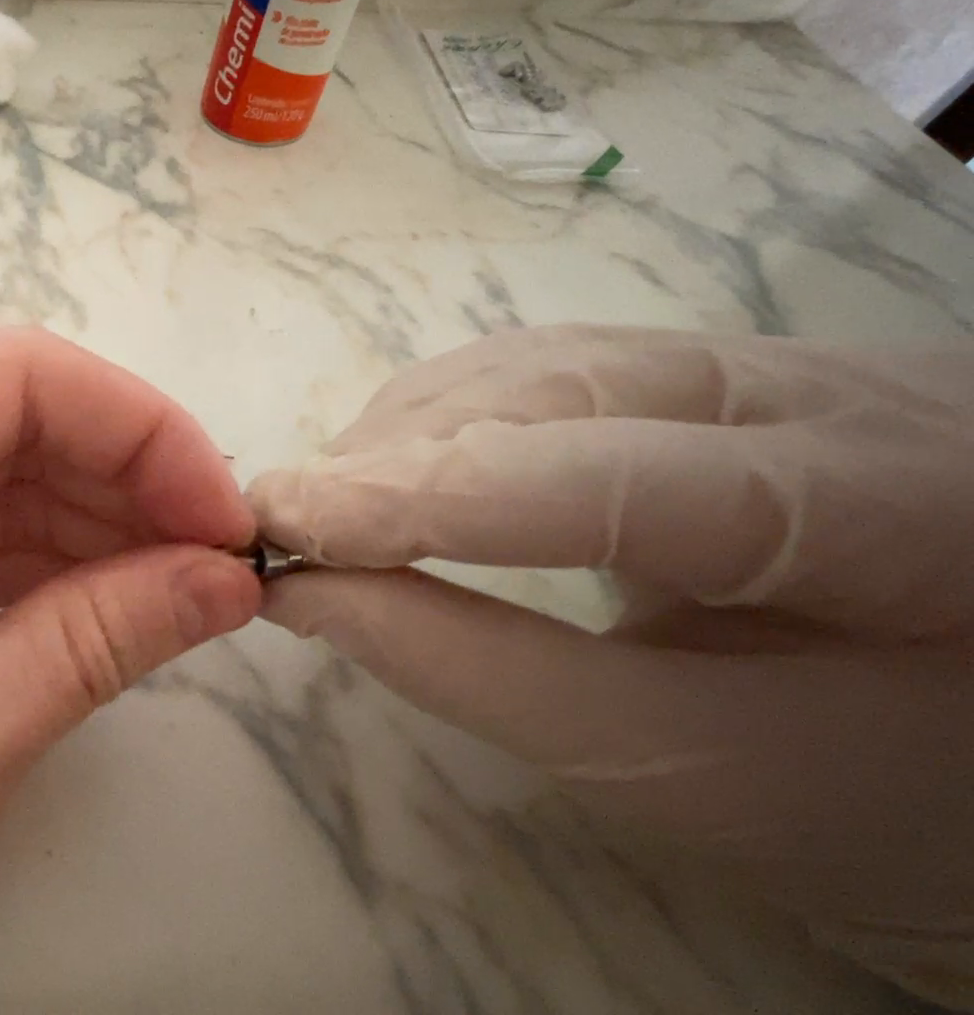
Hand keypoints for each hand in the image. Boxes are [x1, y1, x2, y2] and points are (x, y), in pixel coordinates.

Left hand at [0, 329, 259, 1013]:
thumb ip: (84, 652)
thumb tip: (221, 579)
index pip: (12, 384)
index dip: (142, 434)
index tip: (225, 520)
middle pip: (6, 421)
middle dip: (129, 482)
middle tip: (225, 564)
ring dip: (100, 527)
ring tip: (192, 587)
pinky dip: (50, 568)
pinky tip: (120, 601)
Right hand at [249, 325, 973, 1009]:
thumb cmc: (871, 812)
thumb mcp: (678, 766)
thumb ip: (481, 671)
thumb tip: (312, 593)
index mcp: (895, 504)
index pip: (608, 476)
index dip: (422, 497)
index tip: (281, 526)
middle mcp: (838, 390)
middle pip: (562, 385)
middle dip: (399, 454)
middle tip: (283, 522)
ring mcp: (773, 368)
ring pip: (540, 364)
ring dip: (408, 433)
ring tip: (329, 508)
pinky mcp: (715, 385)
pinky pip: (547, 376)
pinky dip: (445, 424)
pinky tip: (398, 473)